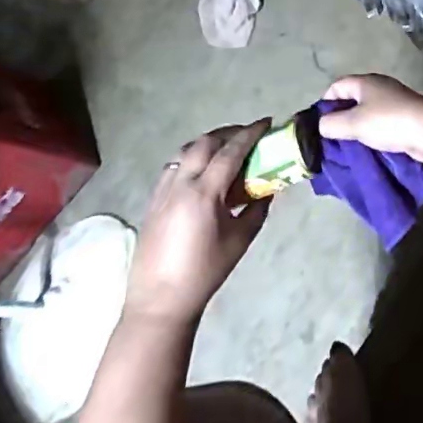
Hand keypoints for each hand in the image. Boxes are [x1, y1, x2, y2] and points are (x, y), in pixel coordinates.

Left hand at [123, 120, 270, 324]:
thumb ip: (256, 209)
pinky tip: (202, 169)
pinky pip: (174, 165)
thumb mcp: (240, 240)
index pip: (230, 151)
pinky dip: (191, 156)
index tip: (266, 122)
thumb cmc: (205, 272)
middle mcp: (181, 183)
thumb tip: (269, 189)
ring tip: (226, 147)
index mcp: (204, 193)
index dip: (249, 134)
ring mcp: (163, 189)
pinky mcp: (153, 198)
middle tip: (248, 135)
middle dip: (229, 132)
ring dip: (208, 141)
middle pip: (206, 142)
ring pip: (186, 150)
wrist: (160, 299)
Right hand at [319, 74, 422, 163]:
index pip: (337, 86)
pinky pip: (382, 122)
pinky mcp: (405, 115)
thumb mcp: (353, 123)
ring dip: (358, 127)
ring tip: (350, 145)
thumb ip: (332, 124)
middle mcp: (379, 87)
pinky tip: (370, 146)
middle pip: (353, 98)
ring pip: (368, 112)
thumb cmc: (387, 122)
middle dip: (341, 117)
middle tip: (333, 137)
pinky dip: (374, 132)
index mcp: (365, 82)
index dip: (325, 102)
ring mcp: (394, 100)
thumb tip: (322, 125)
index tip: (320, 124)